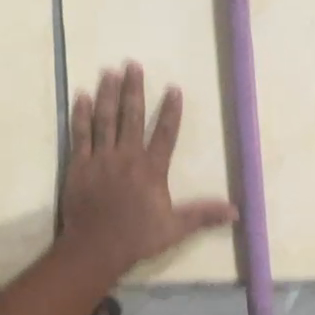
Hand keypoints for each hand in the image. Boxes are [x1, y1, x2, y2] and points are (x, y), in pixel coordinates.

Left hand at [61, 62, 236, 274]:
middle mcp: (126, 158)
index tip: (173, 88)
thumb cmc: (136, 239)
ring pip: (104, 119)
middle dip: (133, 90)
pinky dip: (81, 115)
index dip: (170, 111)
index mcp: (151, 170)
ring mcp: (100, 159)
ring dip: (107, 94)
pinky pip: (80, 134)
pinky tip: (81, 96)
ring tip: (109, 71)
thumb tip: (236, 211)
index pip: (164, 134)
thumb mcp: (174, 229)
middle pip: (131, 117)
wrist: (95, 248)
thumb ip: (203, 215)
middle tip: (132, 65)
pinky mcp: (78, 165)